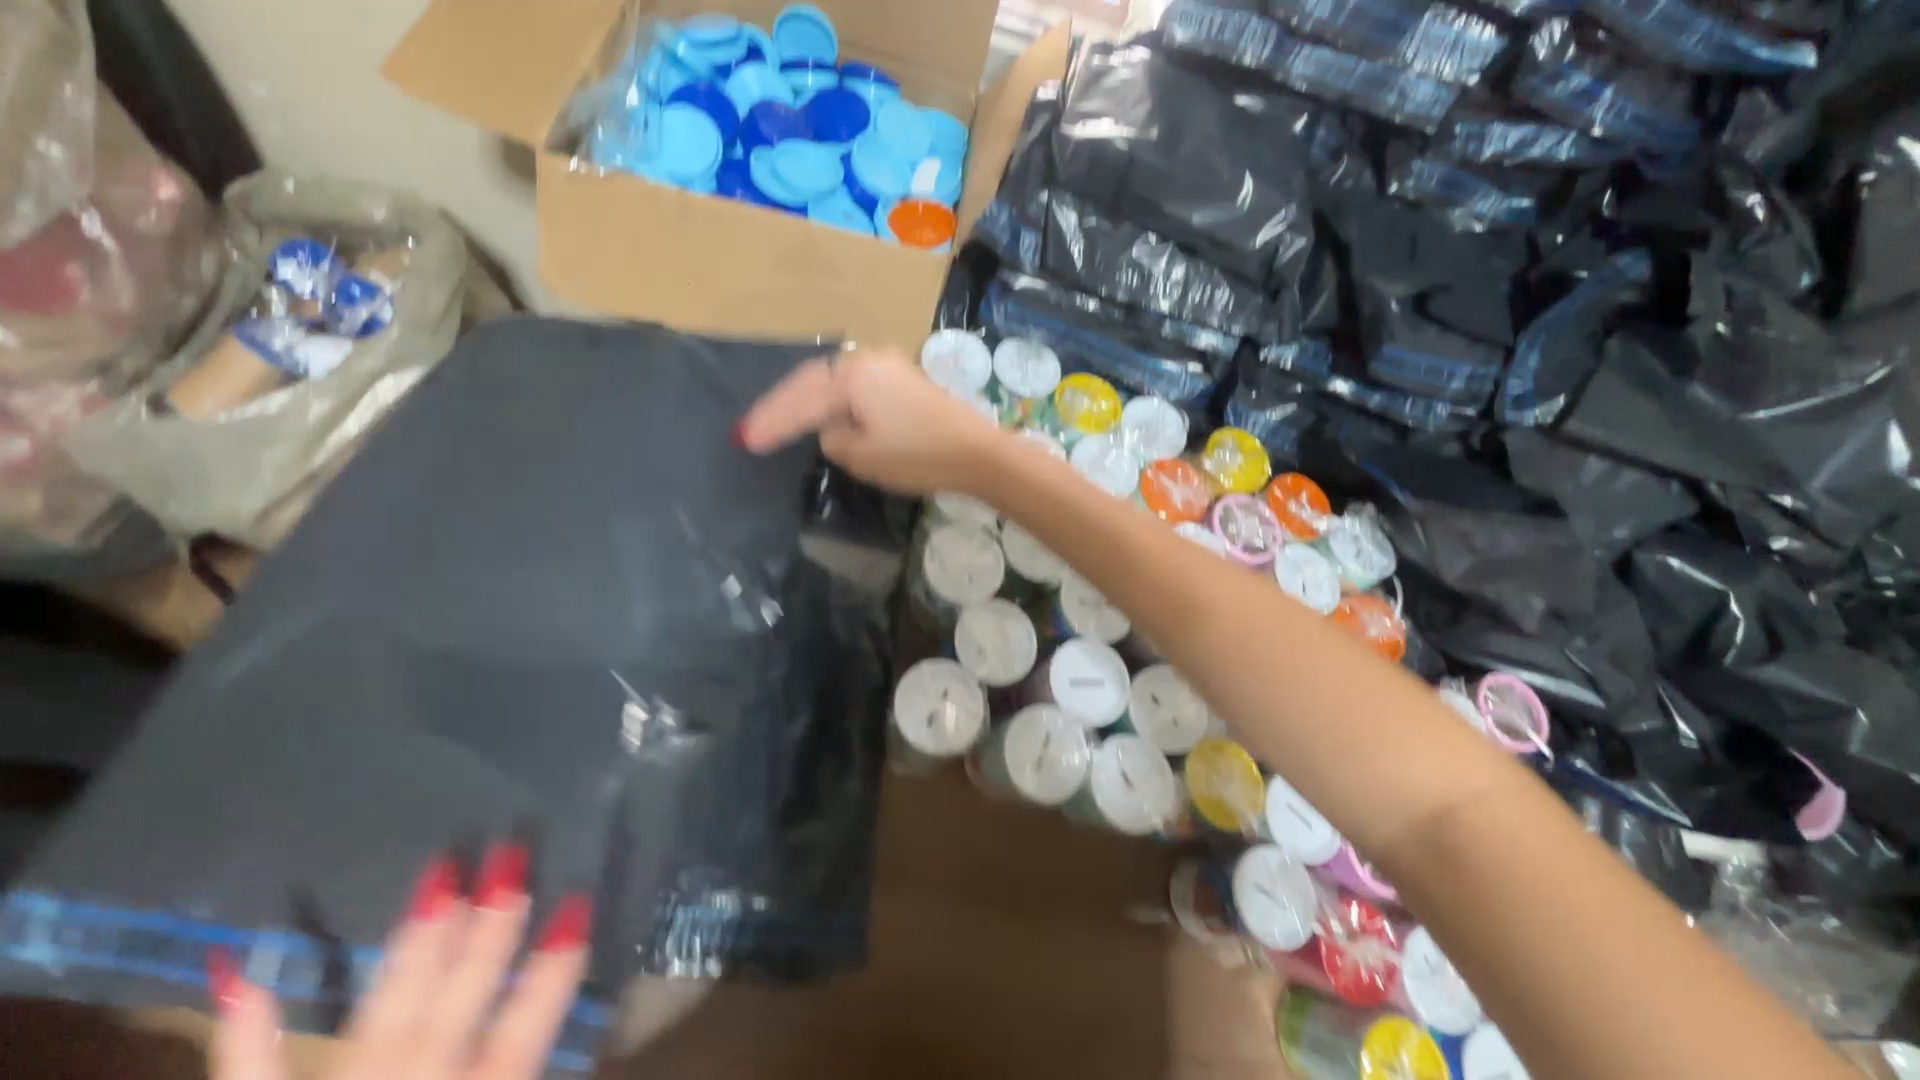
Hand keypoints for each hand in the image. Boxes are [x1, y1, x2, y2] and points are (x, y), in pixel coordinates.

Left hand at [208, 843, 589, 1079]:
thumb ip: (522, 1074)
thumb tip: (583, 1061)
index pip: (523, 1031)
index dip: (552, 969)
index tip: (576, 904)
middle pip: (457, 1004)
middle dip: (487, 932)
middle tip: (508, 860)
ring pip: (386, 1014)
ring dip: (413, 948)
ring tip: (438, 878)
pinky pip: (252, 1079)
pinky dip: (245, 1032)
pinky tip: (236, 967)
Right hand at [736, 346, 1007, 495]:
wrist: (977, 453)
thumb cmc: (917, 455)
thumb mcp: (862, 456)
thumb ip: (833, 437)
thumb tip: (832, 427)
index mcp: (851, 375)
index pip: (799, 400)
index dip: (771, 422)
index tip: (745, 441)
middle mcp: (866, 359)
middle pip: (812, 381)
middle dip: (781, 406)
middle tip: (752, 428)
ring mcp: (887, 365)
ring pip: (832, 381)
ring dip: (805, 400)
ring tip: (777, 419)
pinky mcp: (903, 378)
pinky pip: (854, 385)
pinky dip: (832, 399)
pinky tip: (821, 410)